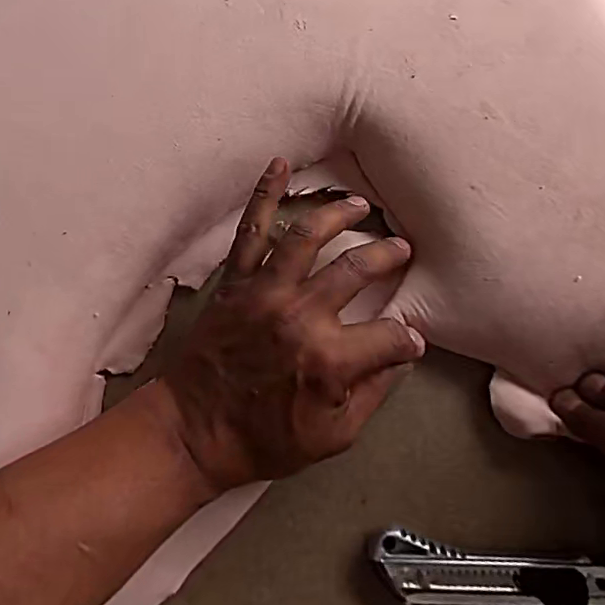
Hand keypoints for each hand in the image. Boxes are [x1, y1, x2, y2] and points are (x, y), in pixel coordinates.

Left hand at [160, 157, 425, 493]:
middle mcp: (300, 316)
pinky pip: (250, 230)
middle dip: (388, 256)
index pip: (392, 335)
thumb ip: (373, 393)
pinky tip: (279, 165)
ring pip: (308, 237)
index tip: (409, 339)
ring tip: (360, 205)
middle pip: (358, 270)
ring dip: (339, 215)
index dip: (407, 339)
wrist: (195, 430)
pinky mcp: (236, 283)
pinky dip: (264, 195)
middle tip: (401, 250)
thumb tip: (399, 357)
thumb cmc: (264, 439)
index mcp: (330, 359)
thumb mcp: (335, 436)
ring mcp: (265, 292)